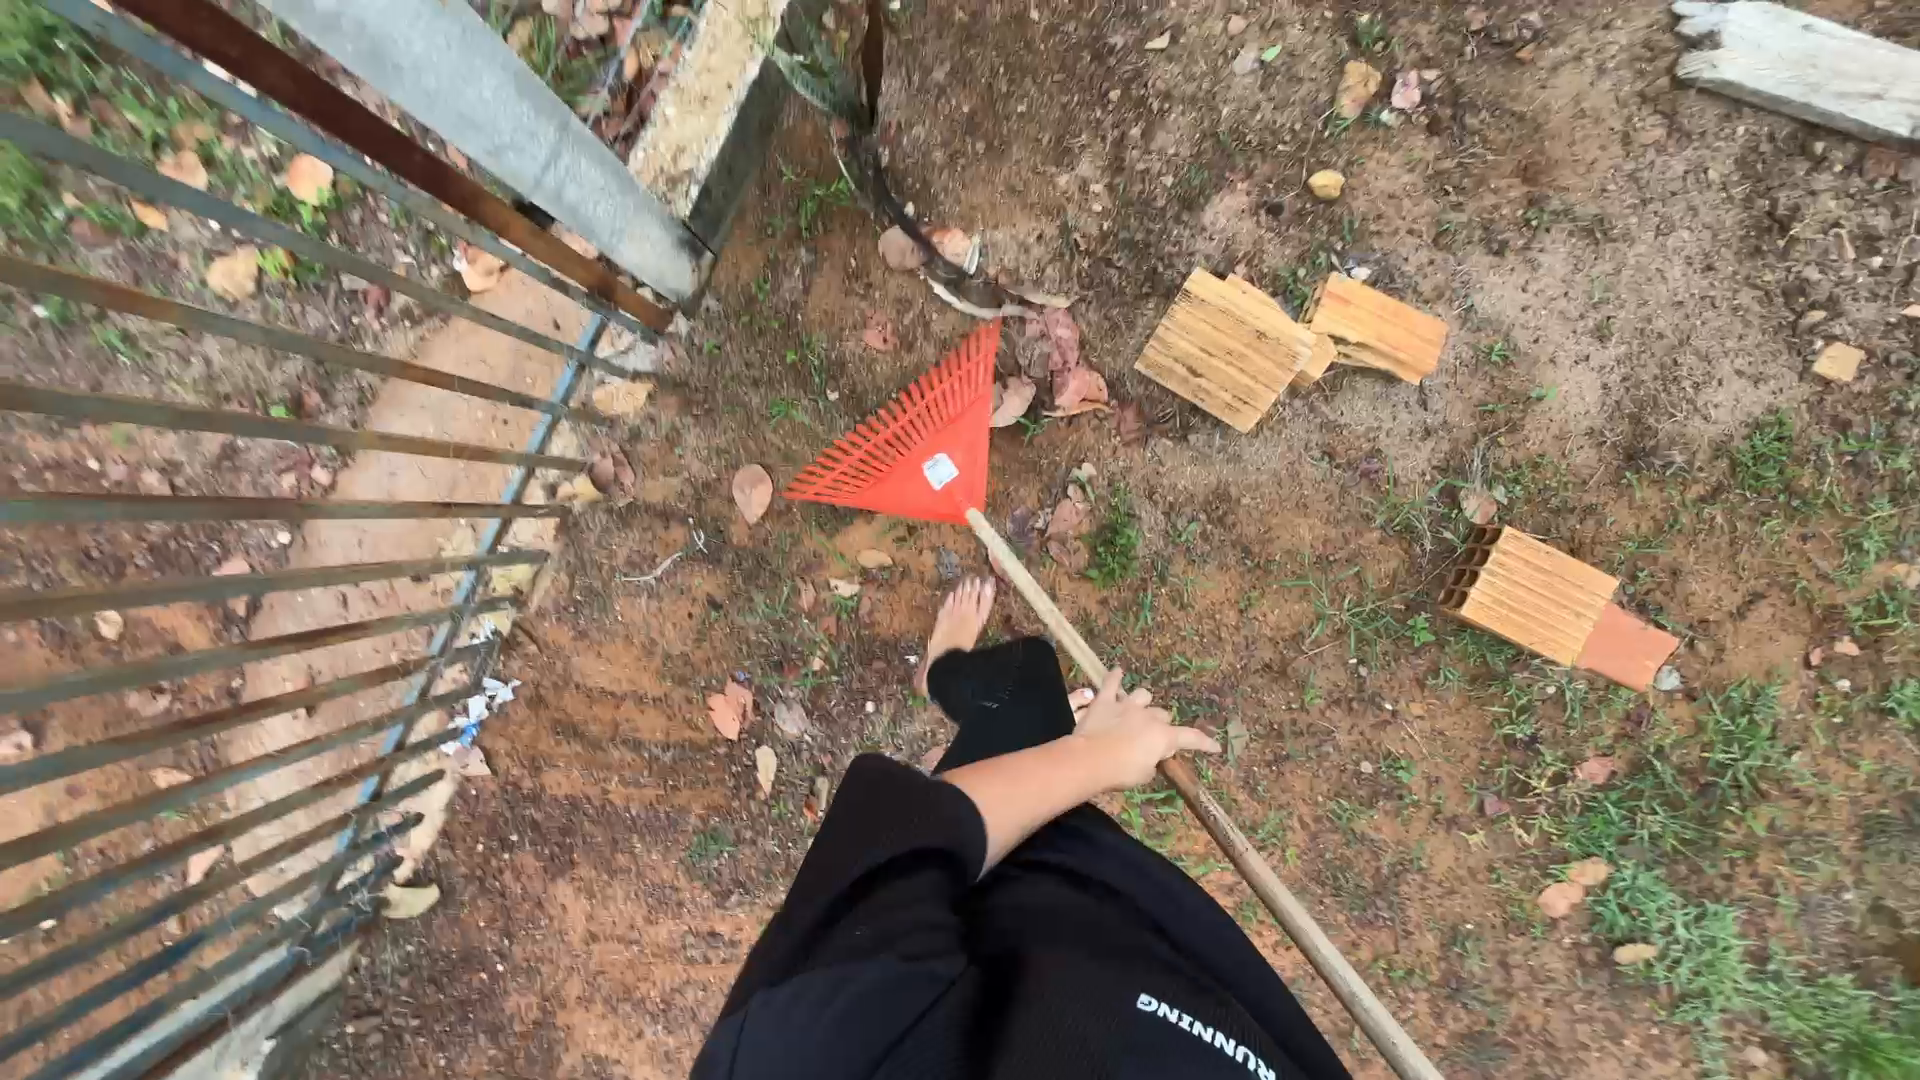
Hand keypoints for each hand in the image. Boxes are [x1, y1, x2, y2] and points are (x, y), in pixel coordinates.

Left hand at [1070, 669, 1219, 791]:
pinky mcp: (1105, 701)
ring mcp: (1126, 705)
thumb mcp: (1144, 774)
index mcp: (1163, 737)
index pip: (1191, 738)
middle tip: (1152, 738)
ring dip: (1143, 703)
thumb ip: (1152, 762)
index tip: (1215, 746)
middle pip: (1163, 716)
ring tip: (1138, 709)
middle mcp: (1148, 717)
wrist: (1090, 759)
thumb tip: (1150, 756)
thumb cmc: (1120, 772)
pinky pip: (1111, 683)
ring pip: (1143, 695)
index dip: (1205, 743)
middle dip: (1161, 725)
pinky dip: (1115, 677)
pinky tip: (1117, 671)